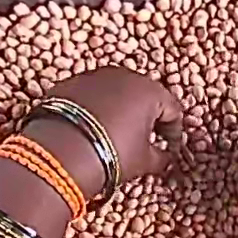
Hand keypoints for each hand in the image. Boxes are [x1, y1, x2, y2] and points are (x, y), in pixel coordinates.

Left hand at [35, 67, 183, 195]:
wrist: (63, 153)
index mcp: (149, 91)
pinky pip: (93, 96)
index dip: (174, 132)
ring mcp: (94, 76)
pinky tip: (95, 130)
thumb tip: (164, 157)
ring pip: (118, 92)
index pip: (173, 109)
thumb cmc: (112, 154)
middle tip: (148, 140)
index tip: (170, 148)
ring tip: (119, 136)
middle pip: (145, 96)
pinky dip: (98, 110)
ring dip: (123, 111)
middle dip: (148, 118)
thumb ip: (160, 157)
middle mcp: (124, 75)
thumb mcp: (144, 161)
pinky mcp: (70, 83)